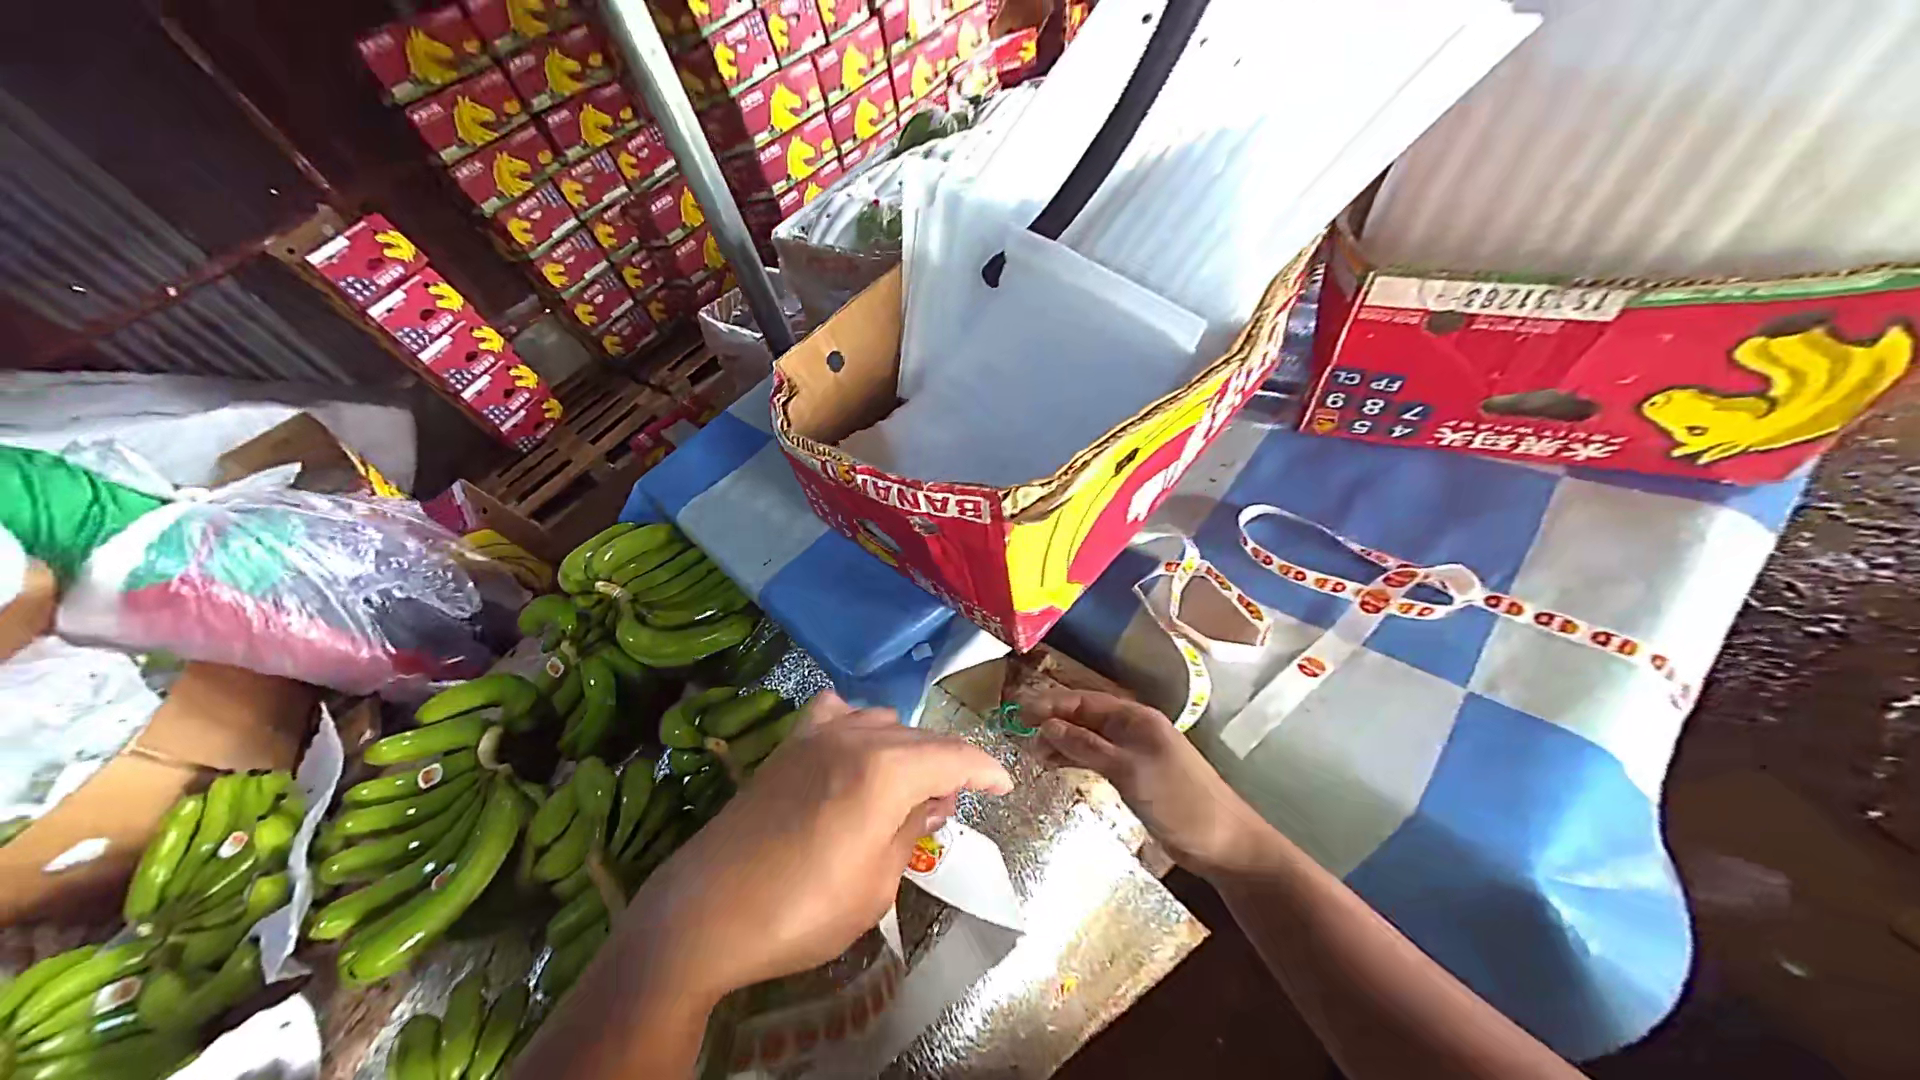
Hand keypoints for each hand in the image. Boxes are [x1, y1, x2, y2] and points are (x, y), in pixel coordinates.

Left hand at [624, 691, 1013, 1000]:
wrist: (704, 912)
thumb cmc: (802, 911)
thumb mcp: (876, 885)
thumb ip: (911, 831)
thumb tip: (935, 801)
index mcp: (887, 770)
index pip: (956, 757)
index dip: (986, 771)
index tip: (1004, 787)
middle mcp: (857, 737)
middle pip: (923, 738)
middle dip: (948, 765)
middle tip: (954, 802)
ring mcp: (818, 734)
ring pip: (884, 722)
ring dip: (907, 748)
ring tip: (907, 785)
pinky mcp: (788, 745)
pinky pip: (836, 713)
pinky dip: (858, 724)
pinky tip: (855, 746)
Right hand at [1025, 689, 1269, 879]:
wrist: (1225, 843)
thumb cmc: (1179, 800)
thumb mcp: (1128, 770)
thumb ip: (1086, 746)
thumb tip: (1047, 725)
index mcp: (1135, 717)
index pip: (1084, 701)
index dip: (1050, 704)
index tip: (1018, 711)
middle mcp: (1132, 728)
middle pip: (1084, 716)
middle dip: (1051, 720)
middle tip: (1016, 731)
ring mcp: (1133, 752)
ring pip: (1087, 737)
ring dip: (1060, 740)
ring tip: (1029, 750)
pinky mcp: (1133, 775)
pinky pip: (1096, 758)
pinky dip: (1074, 758)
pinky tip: (1055, 765)